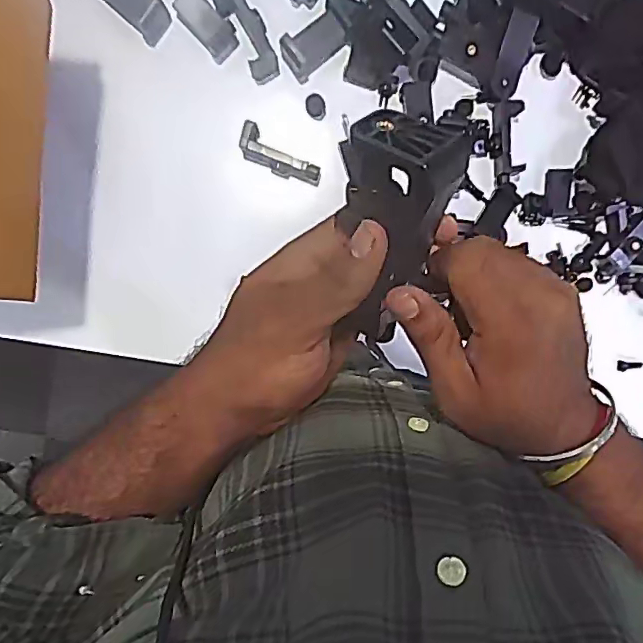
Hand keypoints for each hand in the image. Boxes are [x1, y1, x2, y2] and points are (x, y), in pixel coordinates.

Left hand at [185, 216, 388, 435]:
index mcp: (297, 265)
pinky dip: (373, 324)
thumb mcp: (299, 318)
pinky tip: (377, 330)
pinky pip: (360, 322)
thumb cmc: (244, 369)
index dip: (380, 225)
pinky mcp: (327, 341)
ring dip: (382, 296)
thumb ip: (337, 279)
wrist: (231, 416)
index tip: (411, 236)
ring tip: (387, 308)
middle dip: (387, 265)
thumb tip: (371, 235)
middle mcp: (310, 284)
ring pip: (364, 290)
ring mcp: (320, 312)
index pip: (347, 226)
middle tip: (404, 280)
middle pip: (361, 257)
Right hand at [385, 237, 602, 455]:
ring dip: (476, 272)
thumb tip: (402, 297)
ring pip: (500, 250)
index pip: (465, 255)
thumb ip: (429, 336)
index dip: (437, 266)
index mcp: (511, 320)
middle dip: (454, 266)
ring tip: (470, 313)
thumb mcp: (455, 389)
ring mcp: (555, 290)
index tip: (426, 289)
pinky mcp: (561, 290)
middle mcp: (540, 297)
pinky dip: (498, 278)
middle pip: (482, 246)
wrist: (561, 428)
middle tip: (444, 303)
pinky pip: (520, 262)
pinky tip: (491, 311)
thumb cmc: (512, 415)